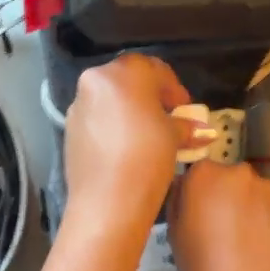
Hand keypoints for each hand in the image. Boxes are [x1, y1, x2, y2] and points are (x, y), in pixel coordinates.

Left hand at [62, 54, 192, 227]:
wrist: (107, 201)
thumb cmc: (147, 157)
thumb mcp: (173, 137)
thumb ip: (184, 125)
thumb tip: (201, 130)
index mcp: (123, 72)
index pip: (155, 69)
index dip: (174, 88)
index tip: (185, 107)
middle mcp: (95, 81)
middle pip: (128, 81)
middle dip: (149, 97)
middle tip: (166, 119)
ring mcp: (78, 106)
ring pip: (109, 101)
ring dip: (129, 112)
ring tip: (146, 136)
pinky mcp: (69, 131)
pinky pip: (96, 121)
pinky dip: (112, 127)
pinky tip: (125, 148)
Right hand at [167, 160, 269, 270]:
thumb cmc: (204, 266)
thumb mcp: (174, 236)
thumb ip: (177, 204)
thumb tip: (183, 192)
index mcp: (205, 175)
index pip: (193, 173)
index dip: (190, 195)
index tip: (190, 218)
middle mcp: (238, 172)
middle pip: (223, 179)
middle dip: (218, 197)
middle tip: (213, 230)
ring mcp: (267, 189)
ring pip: (246, 193)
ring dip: (240, 207)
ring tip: (237, 241)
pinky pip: (265, 208)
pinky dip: (259, 220)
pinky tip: (255, 247)